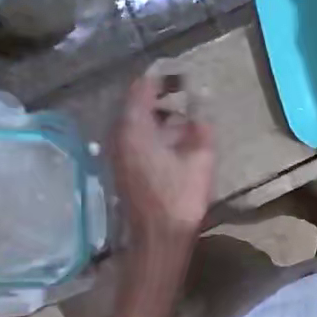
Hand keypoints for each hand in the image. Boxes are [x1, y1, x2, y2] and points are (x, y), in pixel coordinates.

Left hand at [113, 72, 215, 253]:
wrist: (159, 241)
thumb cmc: (180, 198)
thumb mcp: (200, 158)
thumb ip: (200, 126)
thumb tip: (200, 105)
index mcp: (133, 128)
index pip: (141, 88)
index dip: (162, 78)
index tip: (182, 76)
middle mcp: (118, 137)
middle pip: (136, 105)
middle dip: (160, 97)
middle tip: (186, 95)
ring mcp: (117, 154)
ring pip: (135, 124)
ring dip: (158, 117)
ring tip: (185, 119)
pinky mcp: (121, 170)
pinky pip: (135, 140)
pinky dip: (153, 134)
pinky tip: (175, 142)